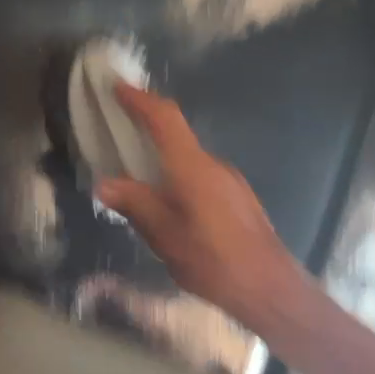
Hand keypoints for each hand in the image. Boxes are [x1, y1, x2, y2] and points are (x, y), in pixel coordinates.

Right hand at [97, 85, 311, 322]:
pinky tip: (171, 209)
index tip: (119, 87)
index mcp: (193, 167)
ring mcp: (232, 182)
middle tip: (119, 140)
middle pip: (178, 139)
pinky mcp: (240, 200)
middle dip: (148, 134)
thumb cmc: (213, 260)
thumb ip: (136, 205)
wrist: (268, 286)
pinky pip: (203, 179)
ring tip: (139, 184)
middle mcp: (215, 165)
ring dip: (165, 164)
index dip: (141, 100)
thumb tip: (105, 185)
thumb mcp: (165, 236)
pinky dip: (181, 181)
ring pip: (191, 162)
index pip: (165, 119)